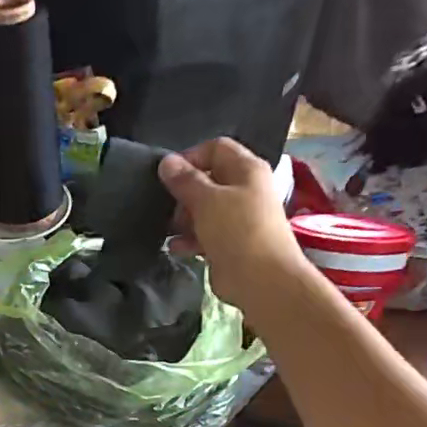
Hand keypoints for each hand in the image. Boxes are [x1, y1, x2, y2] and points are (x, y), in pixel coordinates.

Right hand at [157, 138, 307, 311]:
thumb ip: (185, 180)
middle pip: (207, 180)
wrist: (260, 278)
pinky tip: (175, 247)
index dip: (190, 158)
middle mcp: (244, 189)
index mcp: (246, 170)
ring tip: (169, 229)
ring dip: (183, 218)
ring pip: (203, 209)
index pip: (215, 149)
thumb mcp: (207, 200)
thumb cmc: (237, 231)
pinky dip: (189, 238)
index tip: (167, 176)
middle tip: (168, 207)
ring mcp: (237, 217)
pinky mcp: (228, 242)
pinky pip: (203, 233)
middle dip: (184, 193)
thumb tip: (166, 161)